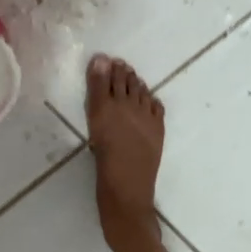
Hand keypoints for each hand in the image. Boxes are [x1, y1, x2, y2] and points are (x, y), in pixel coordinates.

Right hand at [86, 55, 165, 251]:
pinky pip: (155, 107)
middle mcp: (126, 108)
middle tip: (117, 63)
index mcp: (103, 109)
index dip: (102, 68)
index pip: (104, 80)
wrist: (126, 193)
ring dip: (134, 81)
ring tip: (129, 75)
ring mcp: (145, 119)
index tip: (102, 58)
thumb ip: (96, 97)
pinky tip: (147, 98)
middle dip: (119, 71)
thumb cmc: (102, 167)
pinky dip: (149, 98)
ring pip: (139, 91)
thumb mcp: (92, 132)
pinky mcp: (157, 130)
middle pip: (123, 82)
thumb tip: (100, 72)